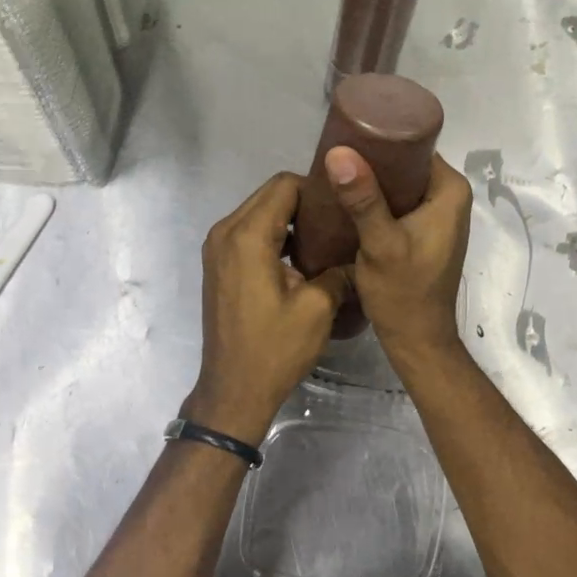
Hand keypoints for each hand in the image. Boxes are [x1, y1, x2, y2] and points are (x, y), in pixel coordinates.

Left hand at [187, 173, 348, 444]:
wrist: (234, 391)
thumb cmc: (274, 349)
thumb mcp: (318, 308)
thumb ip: (339, 271)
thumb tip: (358, 256)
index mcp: (247, 236)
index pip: (284, 185)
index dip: (316, 190)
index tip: (343, 207)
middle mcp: (225, 232)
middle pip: (270, 194)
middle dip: (305, 202)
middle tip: (340, 221)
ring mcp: (217, 249)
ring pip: (259, 213)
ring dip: (290, 219)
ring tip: (325, 239)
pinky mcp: (219, 266)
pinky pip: (250, 233)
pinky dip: (275, 235)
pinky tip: (302, 258)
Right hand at [323, 148, 472, 358]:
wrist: (416, 339)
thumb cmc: (403, 293)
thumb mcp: (380, 243)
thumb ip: (363, 199)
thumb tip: (339, 153)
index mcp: (451, 190)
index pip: (415, 145)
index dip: (381, 138)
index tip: (346, 139)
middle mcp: (451, 197)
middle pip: (406, 162)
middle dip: (372, 160)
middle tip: (334, 160)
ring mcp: (439, 215)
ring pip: (401, 183)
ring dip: (372, 181)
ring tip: (336, 177)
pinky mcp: (425, 231)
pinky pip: (400, 201)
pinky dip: (378, 200)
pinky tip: (348, 200)